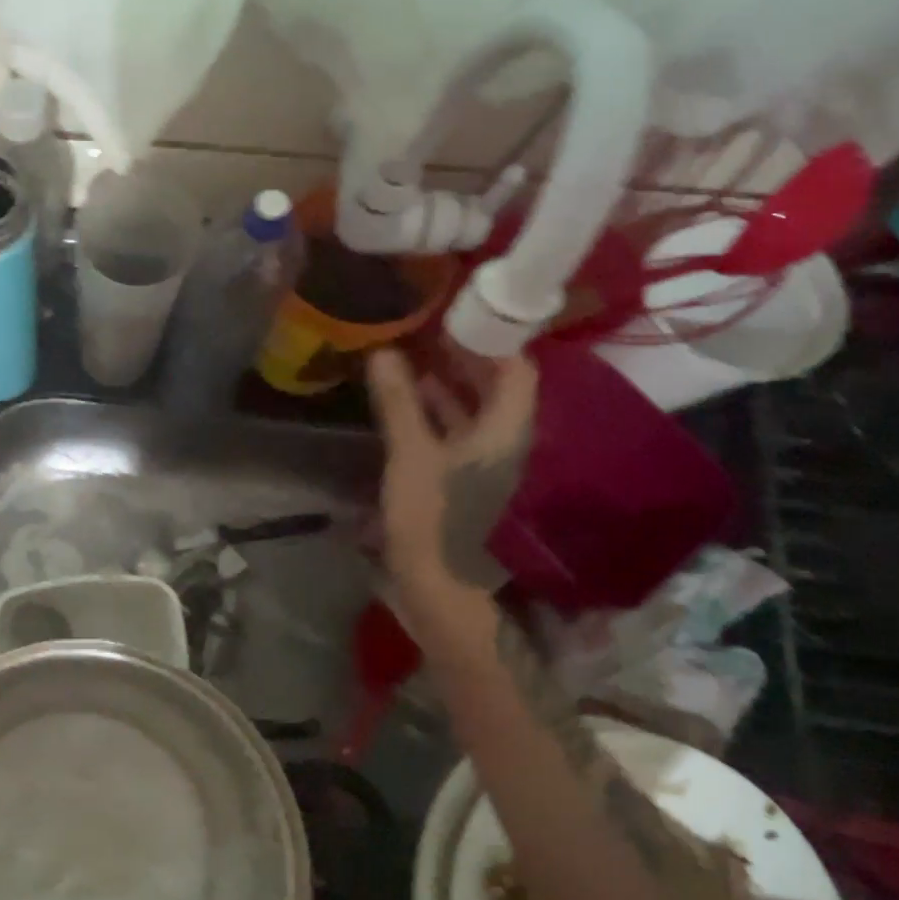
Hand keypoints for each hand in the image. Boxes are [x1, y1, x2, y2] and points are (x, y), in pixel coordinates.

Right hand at [365, 347, 537, 608]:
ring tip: (411, 358)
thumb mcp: (411, 453)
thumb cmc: (432, 515)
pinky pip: (456, 434)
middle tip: (425, 330)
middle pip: (495, 388)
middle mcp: (504, 441)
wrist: (438, 583)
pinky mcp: (462, 481)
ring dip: (447, 386)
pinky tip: (407, 404)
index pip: (514, 368)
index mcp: (505, 429)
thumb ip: (400, 402)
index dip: (489, 339)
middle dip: (464, 359)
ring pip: (473, 412)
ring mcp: (484, 464)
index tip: (455, 315)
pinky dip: (436, 414)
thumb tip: (383, 352)